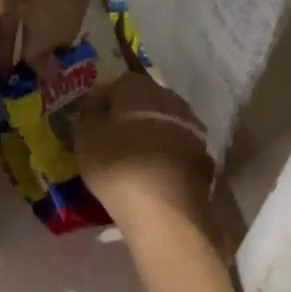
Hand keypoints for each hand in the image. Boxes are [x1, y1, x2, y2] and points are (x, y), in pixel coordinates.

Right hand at [74, 73, 213, 225]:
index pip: (121, 82)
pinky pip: (182, 146)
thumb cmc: (117, 167)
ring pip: (169, 121)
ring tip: (139, 155)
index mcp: (139, 91)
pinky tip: (158, 173)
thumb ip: (87, 116)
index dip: (108, 99)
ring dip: (155, 132)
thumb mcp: (85, 141)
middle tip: (116, 135)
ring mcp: (193, 128)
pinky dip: (170, 154)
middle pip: (149, 98)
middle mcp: (171, 100)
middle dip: (134, 112)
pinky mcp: (205, 155)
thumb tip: (93, 105)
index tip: (96, 119)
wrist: (165, 210)